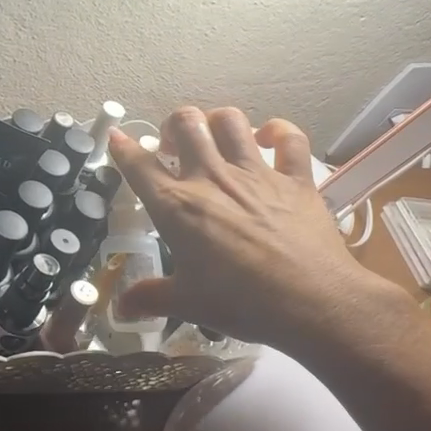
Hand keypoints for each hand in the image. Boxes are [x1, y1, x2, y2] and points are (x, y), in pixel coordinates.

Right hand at [106, 106, 414, 352]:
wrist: (314, 302)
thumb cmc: (243, 302)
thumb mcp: (187, 303)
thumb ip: (149, 298)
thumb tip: (120, 310)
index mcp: (176, 206)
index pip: (138, 165)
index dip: (122, 147)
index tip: (116, 138)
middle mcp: (211, 178)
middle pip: (185, 123)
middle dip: (173, 126)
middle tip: (173, 148)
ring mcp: (256, 174)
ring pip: (230, 121)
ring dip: (216, 121)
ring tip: (214, 137)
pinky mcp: (296, 179)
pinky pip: (289, 139)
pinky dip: (278, 132)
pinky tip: (269, 138)